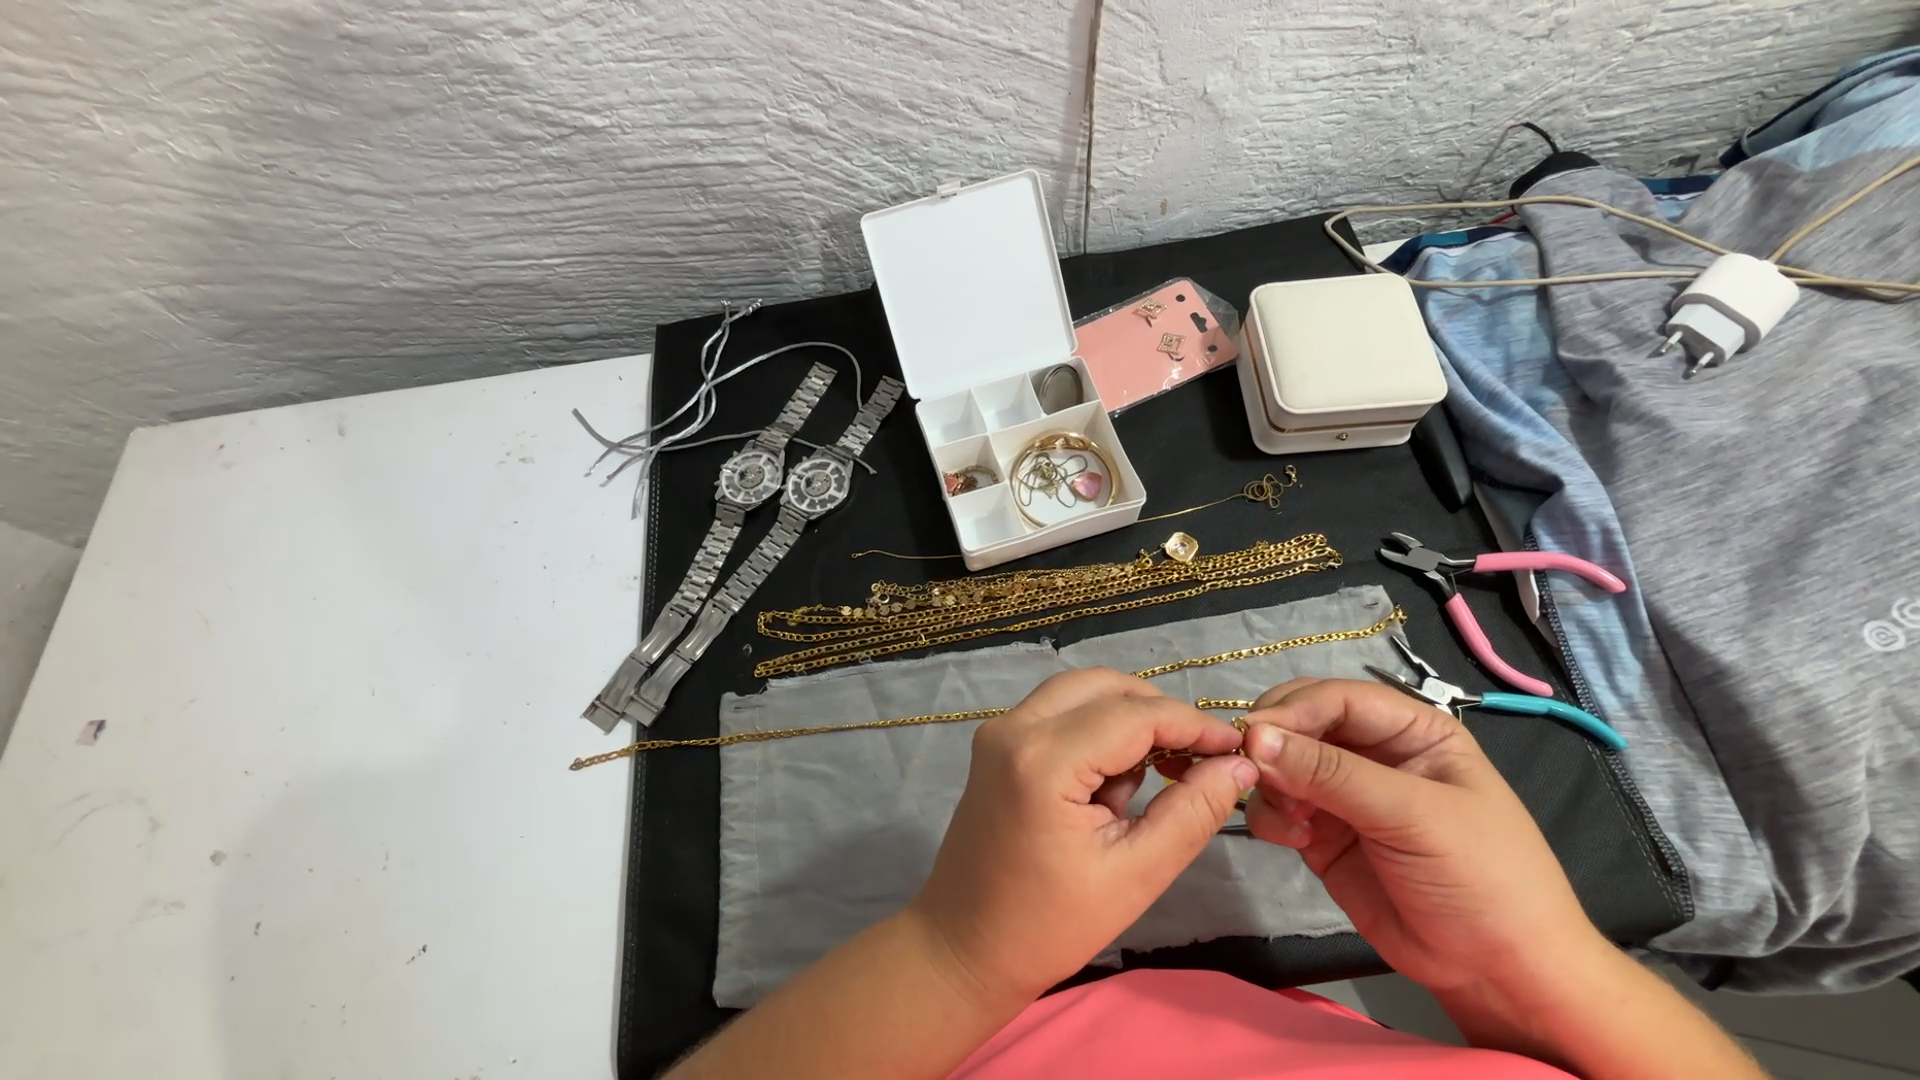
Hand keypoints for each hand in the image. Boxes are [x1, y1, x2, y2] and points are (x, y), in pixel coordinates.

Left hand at [905, 668, 1255, 1007]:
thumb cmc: (1048, 926)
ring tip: (1151, 783)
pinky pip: (1058, 713)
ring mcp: (999, 732)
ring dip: (1125, 720)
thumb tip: (1238, 765)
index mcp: (1043, 760)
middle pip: (1104, 687)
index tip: (1235, 748)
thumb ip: (1191, 813)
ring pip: (1080, 693)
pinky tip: (1109, 787)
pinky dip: (1094, 731)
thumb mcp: (1134, 875)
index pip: (1135, 715)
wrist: (963, 947)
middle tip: (1197, 760)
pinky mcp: (996, 744)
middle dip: (1157, 714)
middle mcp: (1014, 728)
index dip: (1192, 724)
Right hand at [1236, 678, 1603, 997]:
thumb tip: (1254, 738)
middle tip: (1250, 767)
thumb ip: (1331, 774)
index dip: (1295, 711)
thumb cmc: (1480, 878)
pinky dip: (1271, 817)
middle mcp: (1372, 752)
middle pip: (1301, 723)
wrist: (1496, 974)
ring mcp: (1343, 794)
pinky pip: (1276, 807)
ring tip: (1288, 818)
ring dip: (1269, 783)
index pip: (1338, 698)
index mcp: (1410, 730)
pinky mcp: (1321, 833)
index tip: (1254, 736)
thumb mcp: (1413, 817)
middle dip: (1273, 742)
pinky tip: (1292, 840)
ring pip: (1280, 763)